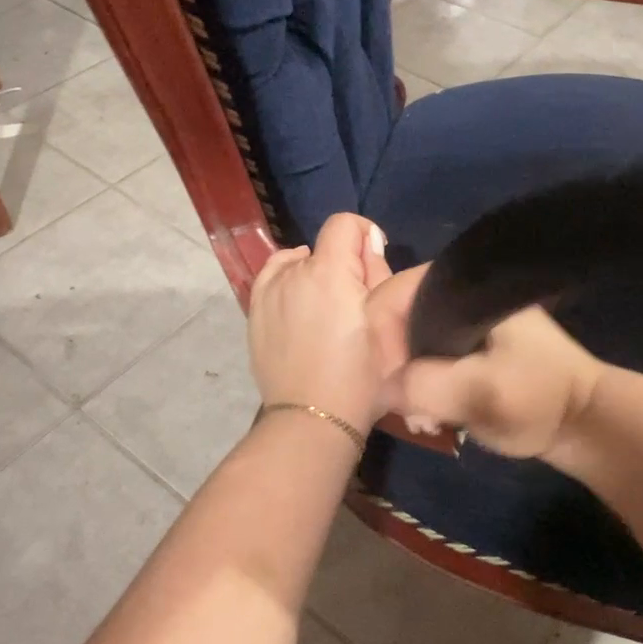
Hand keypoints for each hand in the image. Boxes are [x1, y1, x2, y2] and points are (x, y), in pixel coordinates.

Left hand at [246, 213, 392, 431]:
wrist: (312, 419)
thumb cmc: (360, 378)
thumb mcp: (388, 326)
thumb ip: (382, 275)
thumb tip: (369, 244)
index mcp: (328, 272)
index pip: (344, 224)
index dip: (365, 237)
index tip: (374, 266)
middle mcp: (292, 273)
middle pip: (322, 246)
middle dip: (344, 263)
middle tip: (357, 301)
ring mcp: (267, 293)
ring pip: (296, 262)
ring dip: (315, 274)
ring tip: (328, 308)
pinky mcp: (254, 313)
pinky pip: (273, 280)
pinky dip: (289, 284)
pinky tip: (301, 309)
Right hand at [373, 264, 607, 459]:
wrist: (582, 422)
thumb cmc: (539, 397)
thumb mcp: (481, 392)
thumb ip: (425, 385)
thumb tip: (384, 389)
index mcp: (460, 287)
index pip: (390, 297)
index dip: (382, 340)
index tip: (394, 384)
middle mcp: (454, 296)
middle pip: (392, 322)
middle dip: (392, 367)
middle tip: (405, 407)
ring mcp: (458, 323)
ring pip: (403, 346)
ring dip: (405, 384)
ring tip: (423, 418)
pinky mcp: (462, 350)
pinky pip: (421, 362)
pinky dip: (419, 389)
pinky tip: (432, 417)